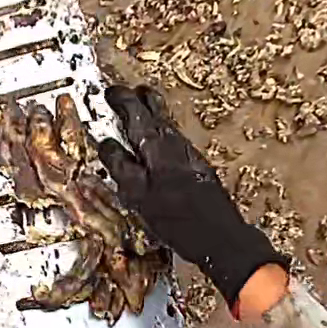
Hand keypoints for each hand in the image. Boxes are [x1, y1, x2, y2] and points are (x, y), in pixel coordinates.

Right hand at [96, 85, 288, 313]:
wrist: (220, 237)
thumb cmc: (176, 219)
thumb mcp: (138, 195)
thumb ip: (122, 167)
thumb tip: (107, 146)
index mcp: (157, 149)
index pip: (136, 117)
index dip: (122, 103)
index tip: (110, 93)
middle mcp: (176, 146)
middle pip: (156, 115)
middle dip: (141, 100)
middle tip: (129, 90)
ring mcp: (189, 156)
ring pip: (167, 126)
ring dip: (153, 114)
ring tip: (143, 106)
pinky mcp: (198, 168)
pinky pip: (174, 140)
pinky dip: (162, 133)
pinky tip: (160, 142)